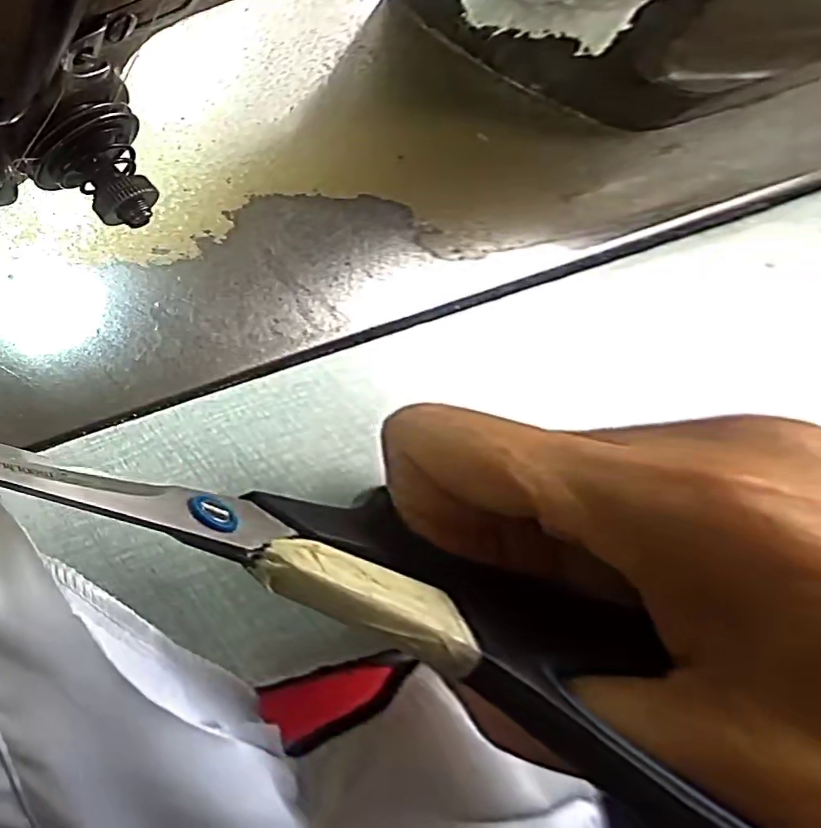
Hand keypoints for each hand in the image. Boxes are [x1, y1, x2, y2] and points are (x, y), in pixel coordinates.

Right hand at [382, 405, 820, 827]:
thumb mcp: (724, 761)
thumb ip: (547, 701)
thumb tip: (454, 663)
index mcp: (681, 502)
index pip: (430, 442)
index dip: (418, 511)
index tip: (461, 578)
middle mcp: (711, 444)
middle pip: (496, 458)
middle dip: (506, 548)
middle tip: (580, 632)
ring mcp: (762, 442)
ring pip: (567, 471)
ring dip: (578, 550)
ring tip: (675, 634)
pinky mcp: (790, 457)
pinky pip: (643, 478)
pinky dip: (640, 543)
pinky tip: (725, 612)